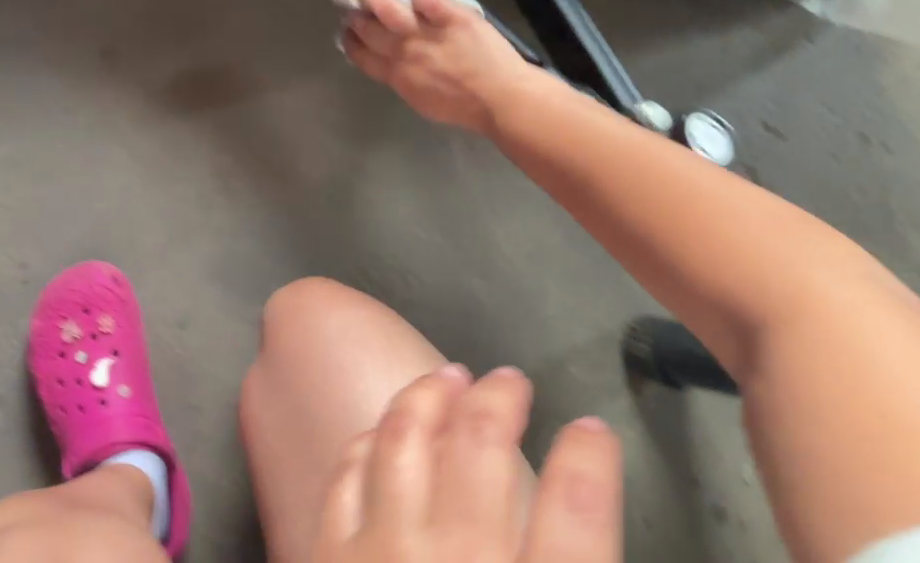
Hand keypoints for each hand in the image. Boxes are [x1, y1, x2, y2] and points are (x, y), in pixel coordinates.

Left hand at [313, 364, 623, 562]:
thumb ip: (565, 561)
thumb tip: (570, 531)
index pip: (577, 508)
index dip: (590, 460)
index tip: (592, 428)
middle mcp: (456, 558)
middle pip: (479, 448)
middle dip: (498, 400)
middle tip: (509, 378)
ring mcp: (381, 550)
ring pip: (403, 442)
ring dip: (428, 398)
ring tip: (448, 376)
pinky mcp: (328, 554)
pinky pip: (347, 477)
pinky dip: (369, 444)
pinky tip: (382, 431)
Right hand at [342, 0, 536, 135]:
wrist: (501, 99)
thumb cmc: (464, 106)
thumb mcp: (422, 100)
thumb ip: (403, 79)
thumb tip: (391, 64)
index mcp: (396, 76)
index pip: (360, 55)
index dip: (350, 40)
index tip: (346, 30)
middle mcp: (404, 52)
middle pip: (368, 29)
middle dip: (356, 15)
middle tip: (354, 4)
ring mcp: (427, 33)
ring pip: (388, 8)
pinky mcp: (452, 17)